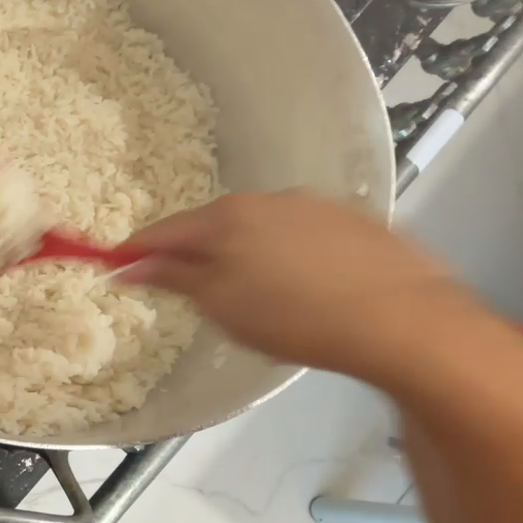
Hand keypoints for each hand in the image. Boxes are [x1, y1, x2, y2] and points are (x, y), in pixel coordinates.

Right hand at [120, 191, 484, 381]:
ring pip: (257, 228)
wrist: (405, 323)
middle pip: (209, 225)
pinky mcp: (359, 223)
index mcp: (224, 215)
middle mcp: (267, 199)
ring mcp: (317, 206)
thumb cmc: (291, 315)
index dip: (134, 254)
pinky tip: (298, 288)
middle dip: (192, 253)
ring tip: (250, 294)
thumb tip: (128, 266)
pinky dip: (285, 255)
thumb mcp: (216, 302)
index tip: (118, 274)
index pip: (159, 231)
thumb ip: (169, 277)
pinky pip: (300, 236)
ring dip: (241, 253)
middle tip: (188, 292)